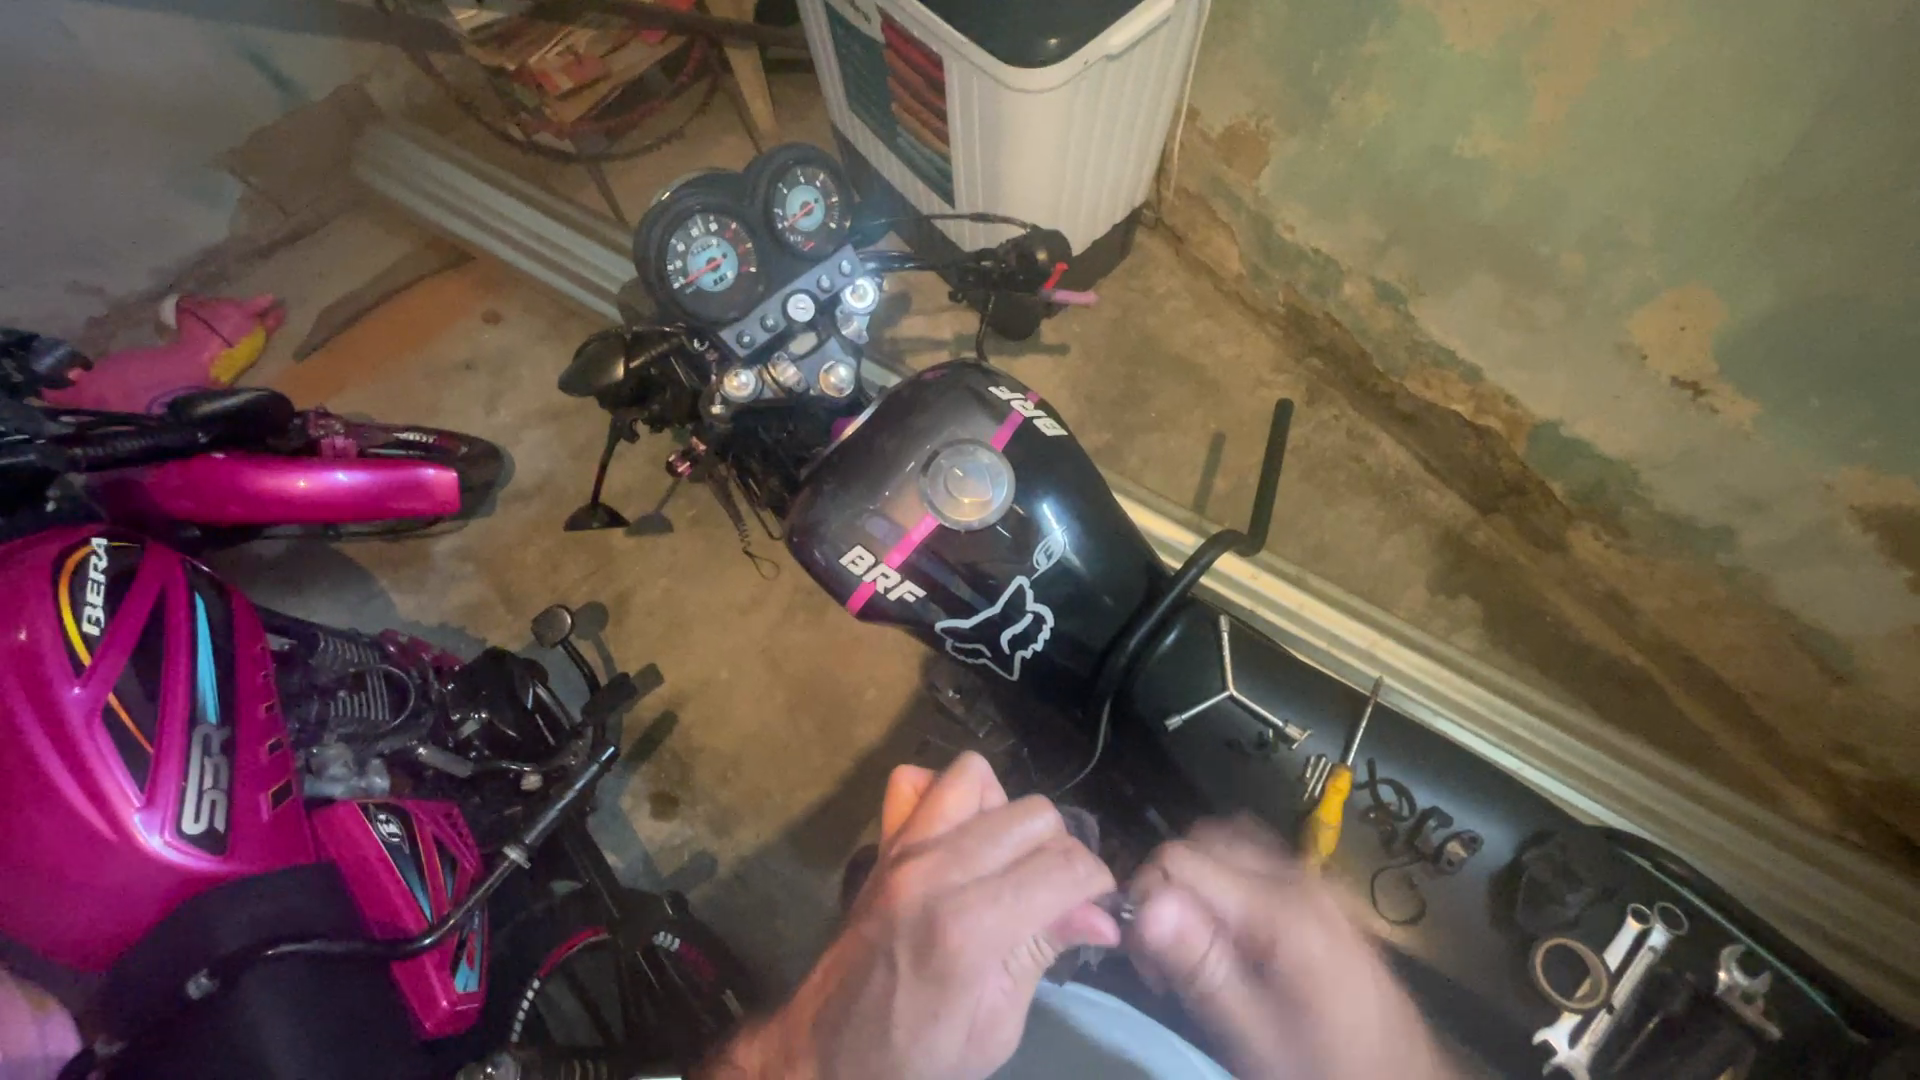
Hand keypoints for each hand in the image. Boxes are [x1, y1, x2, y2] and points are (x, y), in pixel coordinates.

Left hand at [705, 752, 1120, 1079]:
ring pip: (977, 776)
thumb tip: (1102, 916)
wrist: (830, 1046)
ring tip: (1006, 859)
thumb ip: (1043, 952)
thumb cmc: (916, 1053)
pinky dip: (946, 795)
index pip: (1064, 866)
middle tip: (1055, 893)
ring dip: (1006, 812)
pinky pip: (916, 779)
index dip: (1097, 882)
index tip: (1096, 906)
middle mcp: (936, 870)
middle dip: (1061, 850)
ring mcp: (903, 846)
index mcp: (969, 928)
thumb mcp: (995, 1027)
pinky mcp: (883, 839)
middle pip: (1033, 814)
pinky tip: (959, 835)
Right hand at [1126, 817, 1453, 1079]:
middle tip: (1166, 960)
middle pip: (1197, 841)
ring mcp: (1310, 876)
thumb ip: (1202, 968)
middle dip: (1165, 889)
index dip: (1147, 901)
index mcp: (1280, 907)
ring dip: (1192, 880)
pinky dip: (1223, 874)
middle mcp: (1295, 874)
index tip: (1149, 965)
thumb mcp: (1257, 1038)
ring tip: (1194, 940)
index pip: (1177, 858)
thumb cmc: (1328, 1071)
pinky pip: (1251, 852)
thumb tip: (1145, 906)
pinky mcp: (1316, 888)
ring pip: (1221, 840)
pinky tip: (1228, 925)